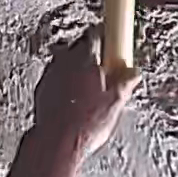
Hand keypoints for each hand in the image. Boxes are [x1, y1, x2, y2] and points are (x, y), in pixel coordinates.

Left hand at [32, 29, 138, 159]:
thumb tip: (134, 72)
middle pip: (80, 46)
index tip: (111, 41)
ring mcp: (52, 72)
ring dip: (76, 67)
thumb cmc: (87, 122)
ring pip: (66, 61)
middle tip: (102, 69)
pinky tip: (72, 99)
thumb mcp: (115, 104)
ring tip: (87, 88)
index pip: (95, 34)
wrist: (58, 142)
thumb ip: (125, 83)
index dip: (104, 36)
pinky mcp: (43, 86)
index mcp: (86, 58)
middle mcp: (66, 59)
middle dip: (91, 53)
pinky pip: (56, 77)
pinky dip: (64, 82)